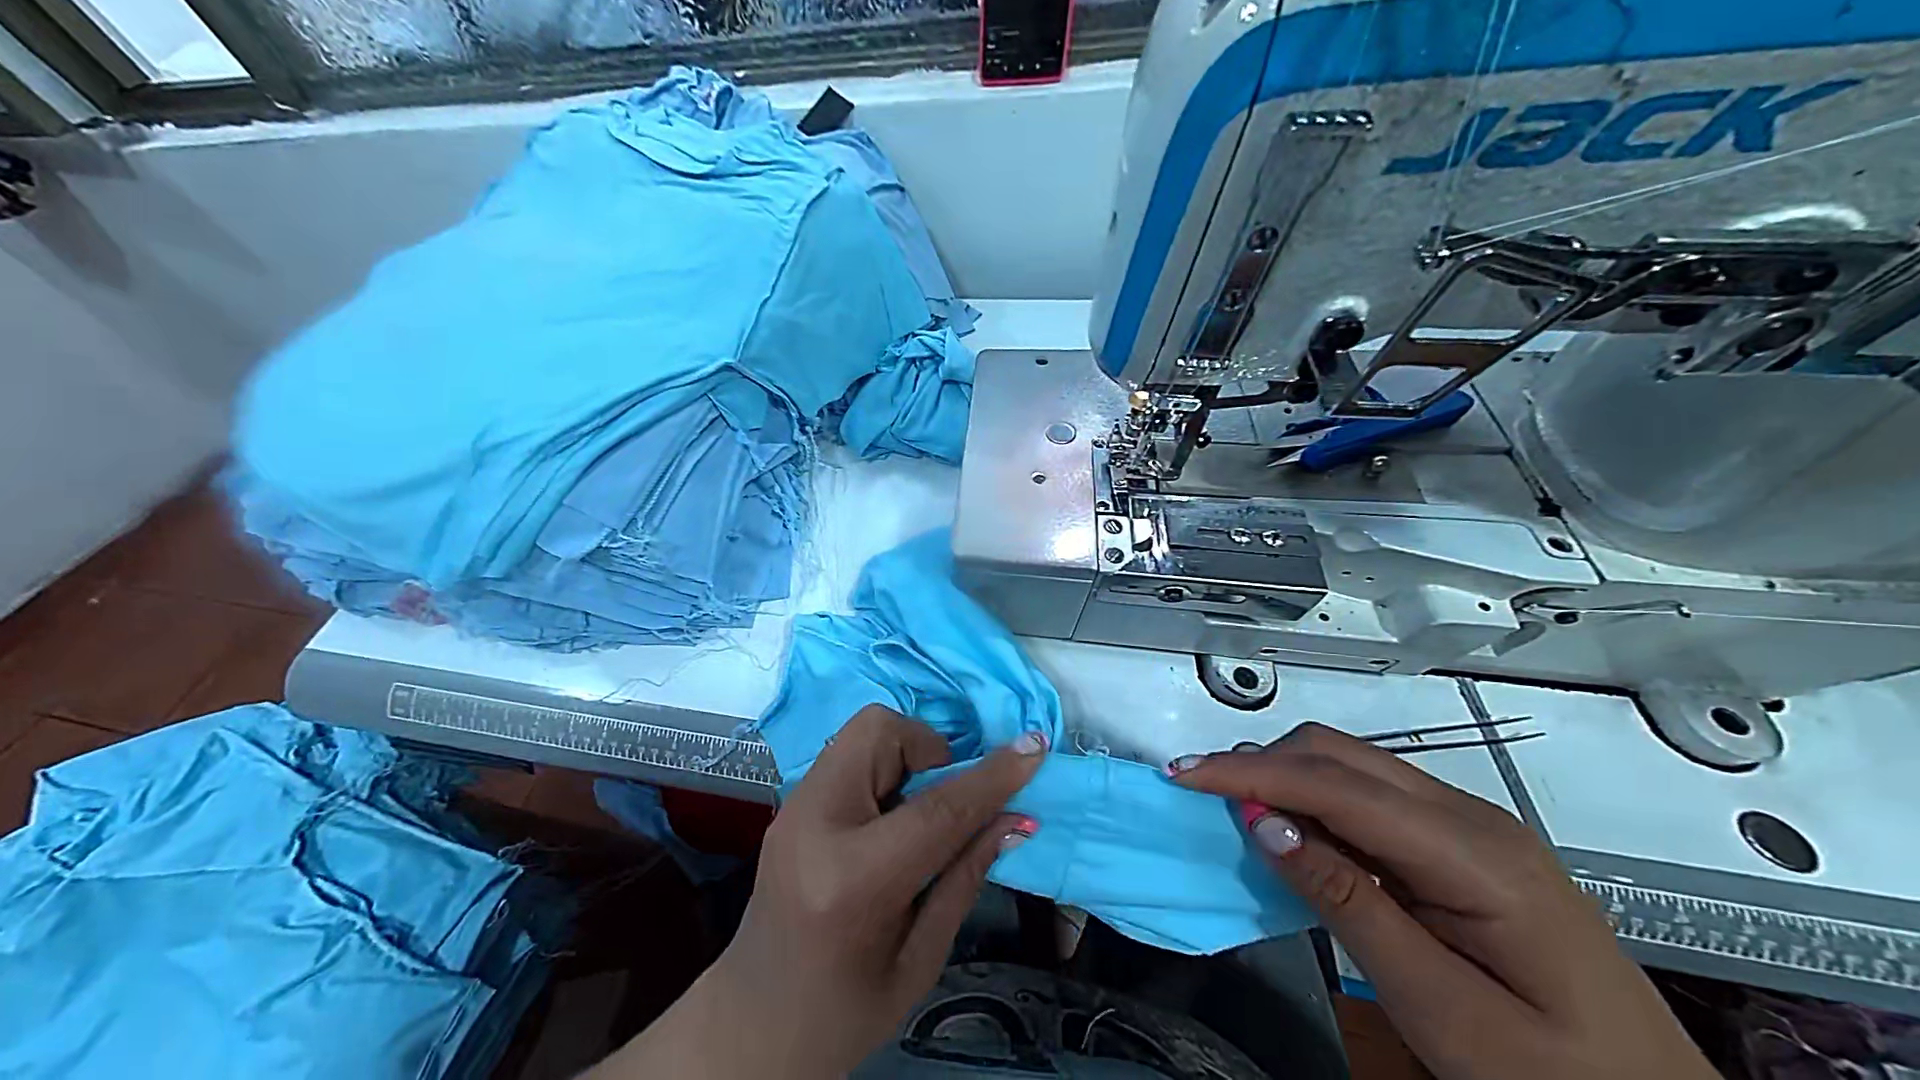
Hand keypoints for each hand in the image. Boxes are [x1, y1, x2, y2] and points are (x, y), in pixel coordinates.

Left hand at [596, 704, 1045, 1079]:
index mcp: (852, 879)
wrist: (751, 1025)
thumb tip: (1015, 818)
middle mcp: (813, 824)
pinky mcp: (789, 804)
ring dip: (905, 758)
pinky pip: (849, 755)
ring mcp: (793, 808)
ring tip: (913, 817)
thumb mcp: (920, 959)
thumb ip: (966, 875)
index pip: (938, 809)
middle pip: (881, 732)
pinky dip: (882, 770)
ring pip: (862, 733)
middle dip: (930, 750)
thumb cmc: (844, 1012)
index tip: (1035, 748)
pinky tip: (886, 821)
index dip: (992, 777)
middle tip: (946, 803)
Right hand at [1168, 723, 1714, 1079]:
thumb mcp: (1441, 1007)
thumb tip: (1263, 821)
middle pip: (1342, 755)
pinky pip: (1371, 799)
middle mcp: (1470, 817)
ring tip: (1233, 807)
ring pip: (1352, 767)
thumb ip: (1348, 903)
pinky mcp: (1463, 844)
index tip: (1184, 775)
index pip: (1337, 785)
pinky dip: (1316, 802)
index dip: (1252, 772)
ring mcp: (1471, 826)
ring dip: (1285, 777)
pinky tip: (1292, 829)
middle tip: (1200, 793)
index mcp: (1473, 854)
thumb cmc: (1555, 1074)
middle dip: (1262, 762)